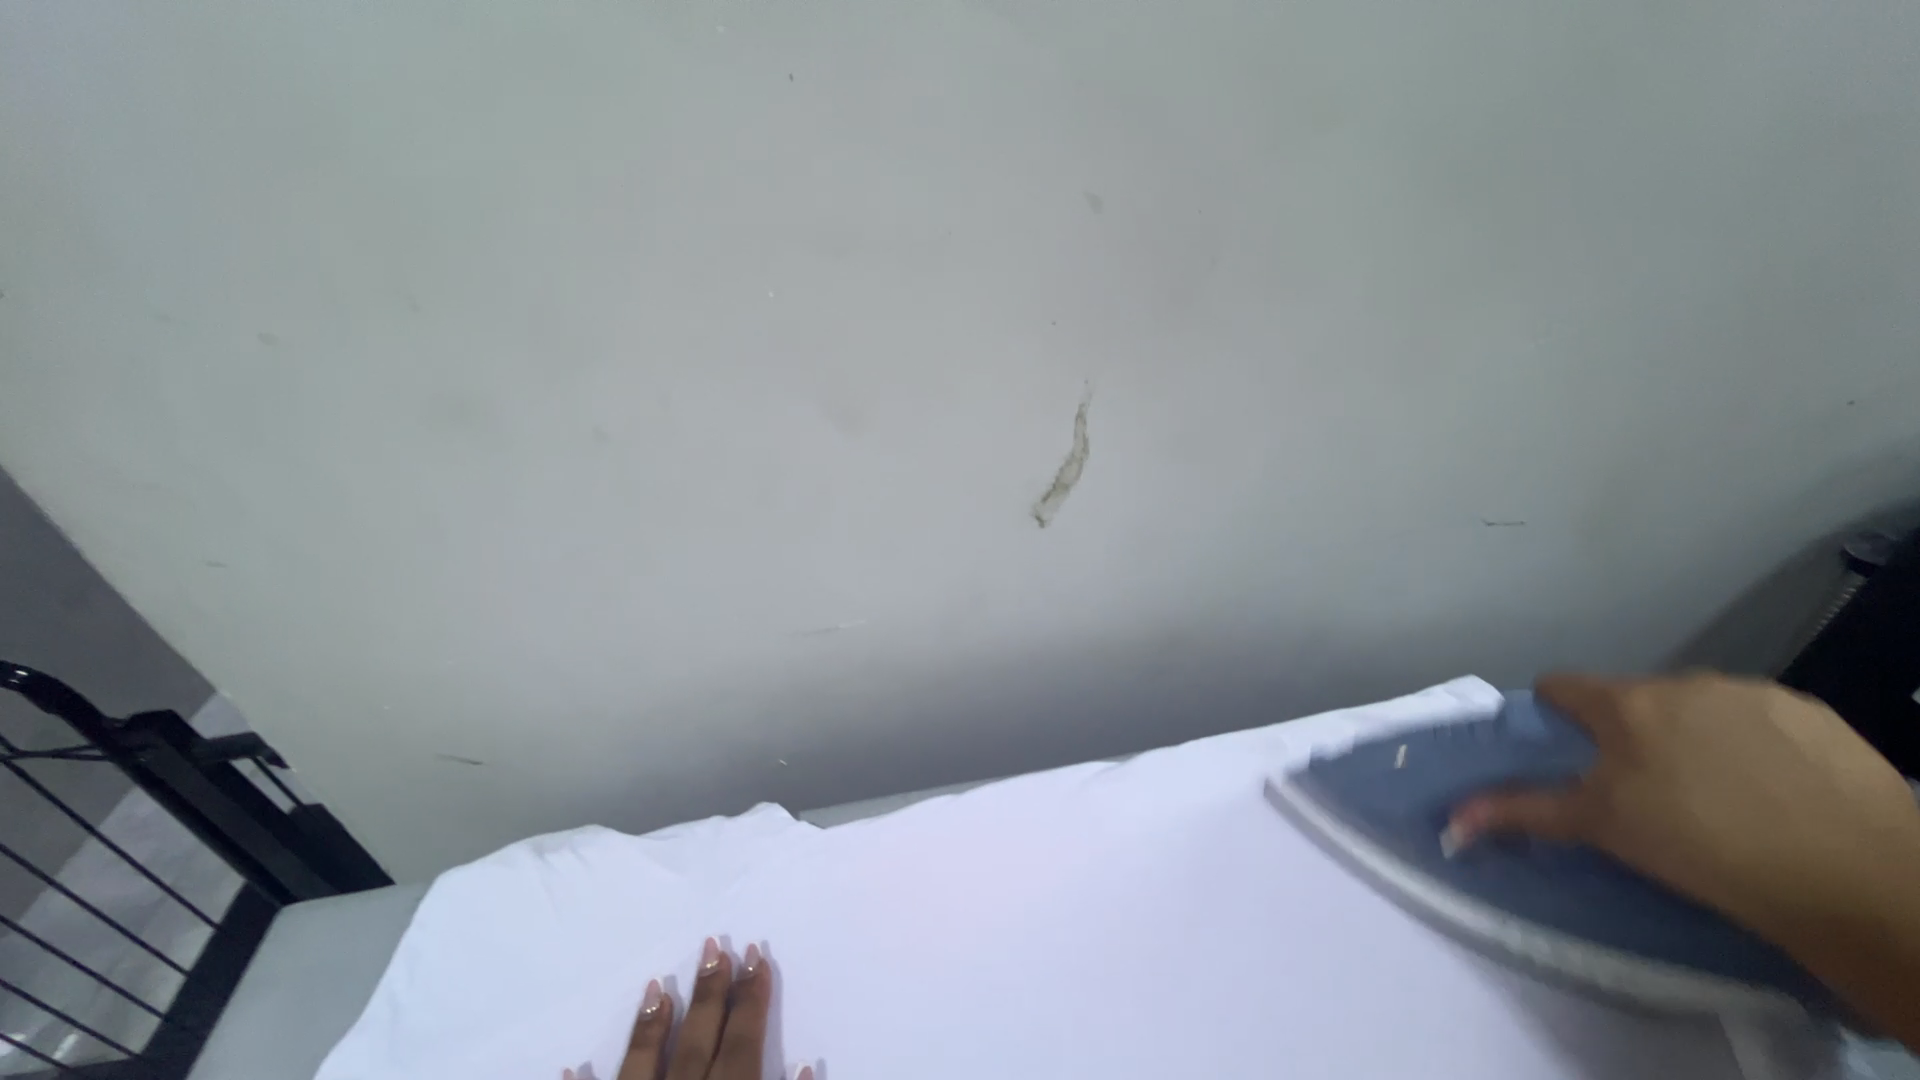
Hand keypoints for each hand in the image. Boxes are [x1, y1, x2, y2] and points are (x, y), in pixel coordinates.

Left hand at [566, 938, 808, 1079]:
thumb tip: (806, 1066)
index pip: (743, 1042)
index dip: (751, 998)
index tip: (755, 953)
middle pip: (696, 1042)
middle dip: (708, 992)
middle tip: (712, 944)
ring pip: (643, 1065)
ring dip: (651, 1025)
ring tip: (656, 984)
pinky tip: (571, 1065)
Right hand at [1448, 673, 1919, 940]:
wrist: (1858, 881)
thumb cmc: (1703, 847)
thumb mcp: (1602, 828)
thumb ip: (1523, 810)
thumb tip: (1451, 817)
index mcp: (1624, 703)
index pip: (1561, 686)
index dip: (1554, 716)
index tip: (1569, 753)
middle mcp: (1683, 682)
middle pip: (1631, 698)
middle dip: (1628, 732)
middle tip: (1644, 790)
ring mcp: (1754, 693)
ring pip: (1696, 706)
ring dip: (1690, 734)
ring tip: (1716, 793)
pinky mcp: (1815, 713)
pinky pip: (1758, 717)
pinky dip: (1752, 743)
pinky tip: (1774, 789)